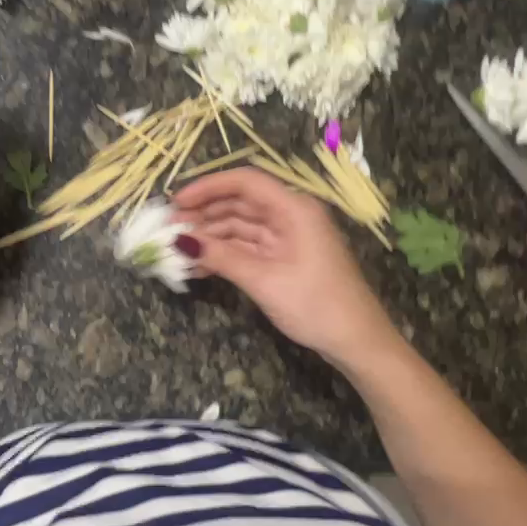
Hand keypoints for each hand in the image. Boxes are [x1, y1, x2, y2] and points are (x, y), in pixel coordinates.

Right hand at [173, 169, 398, 367]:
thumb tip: (181, 240)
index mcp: (294, 208)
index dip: (208, 187)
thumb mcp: (264, 280)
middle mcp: (290, 215)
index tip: (177, 202)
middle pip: (240, 203)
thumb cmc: (316, 305)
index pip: (245, 182)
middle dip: (203, 213)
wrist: (358, 342)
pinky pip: (247, 246)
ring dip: (209, 236)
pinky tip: (198, 264)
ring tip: (177, 249)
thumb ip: (222, 256)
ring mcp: (288, 237)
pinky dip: (223, 253)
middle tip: (168, 229)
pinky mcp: (285, 257)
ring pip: (240, 226)